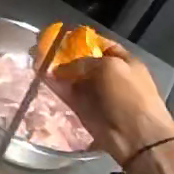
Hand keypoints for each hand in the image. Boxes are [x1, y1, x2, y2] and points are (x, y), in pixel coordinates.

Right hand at [47, 41, 173, 166]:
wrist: (136, 137)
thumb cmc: (128, 95)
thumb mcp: (109, 67)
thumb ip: (83, 62)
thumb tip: (60, 69)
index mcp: (124, 62)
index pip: (102, 45)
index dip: (83, 40)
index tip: (63, 36)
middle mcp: (111, 76)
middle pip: (84, 62)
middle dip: (66, 56)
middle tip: (43, 48)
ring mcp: (97, 94)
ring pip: (74, 79)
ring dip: (58, 72)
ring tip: (37, 61)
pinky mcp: (86, 111)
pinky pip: (69, 95)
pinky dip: (57, 88)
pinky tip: (42, 78)